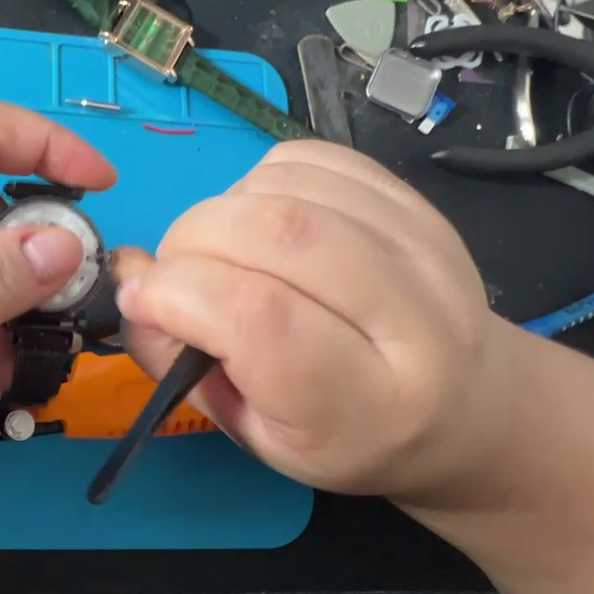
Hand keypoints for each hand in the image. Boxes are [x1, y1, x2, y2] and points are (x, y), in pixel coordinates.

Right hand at [114, 140, 516, 500]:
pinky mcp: (415, 201)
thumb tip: (129, 281)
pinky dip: (255, 182)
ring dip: (220, 210)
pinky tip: (260, 220)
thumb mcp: (250, 429)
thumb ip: (176, 362)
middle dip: (189, 242)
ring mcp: (423, 248)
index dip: (176, 294)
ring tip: (222, 251)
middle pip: (274, 233)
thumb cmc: (340, 434)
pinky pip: (308, 159)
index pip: (256, 316)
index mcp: (366, 405)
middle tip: (178, 274)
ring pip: (286, 188)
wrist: (464, 407)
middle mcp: (412, 320)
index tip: (143, 301)